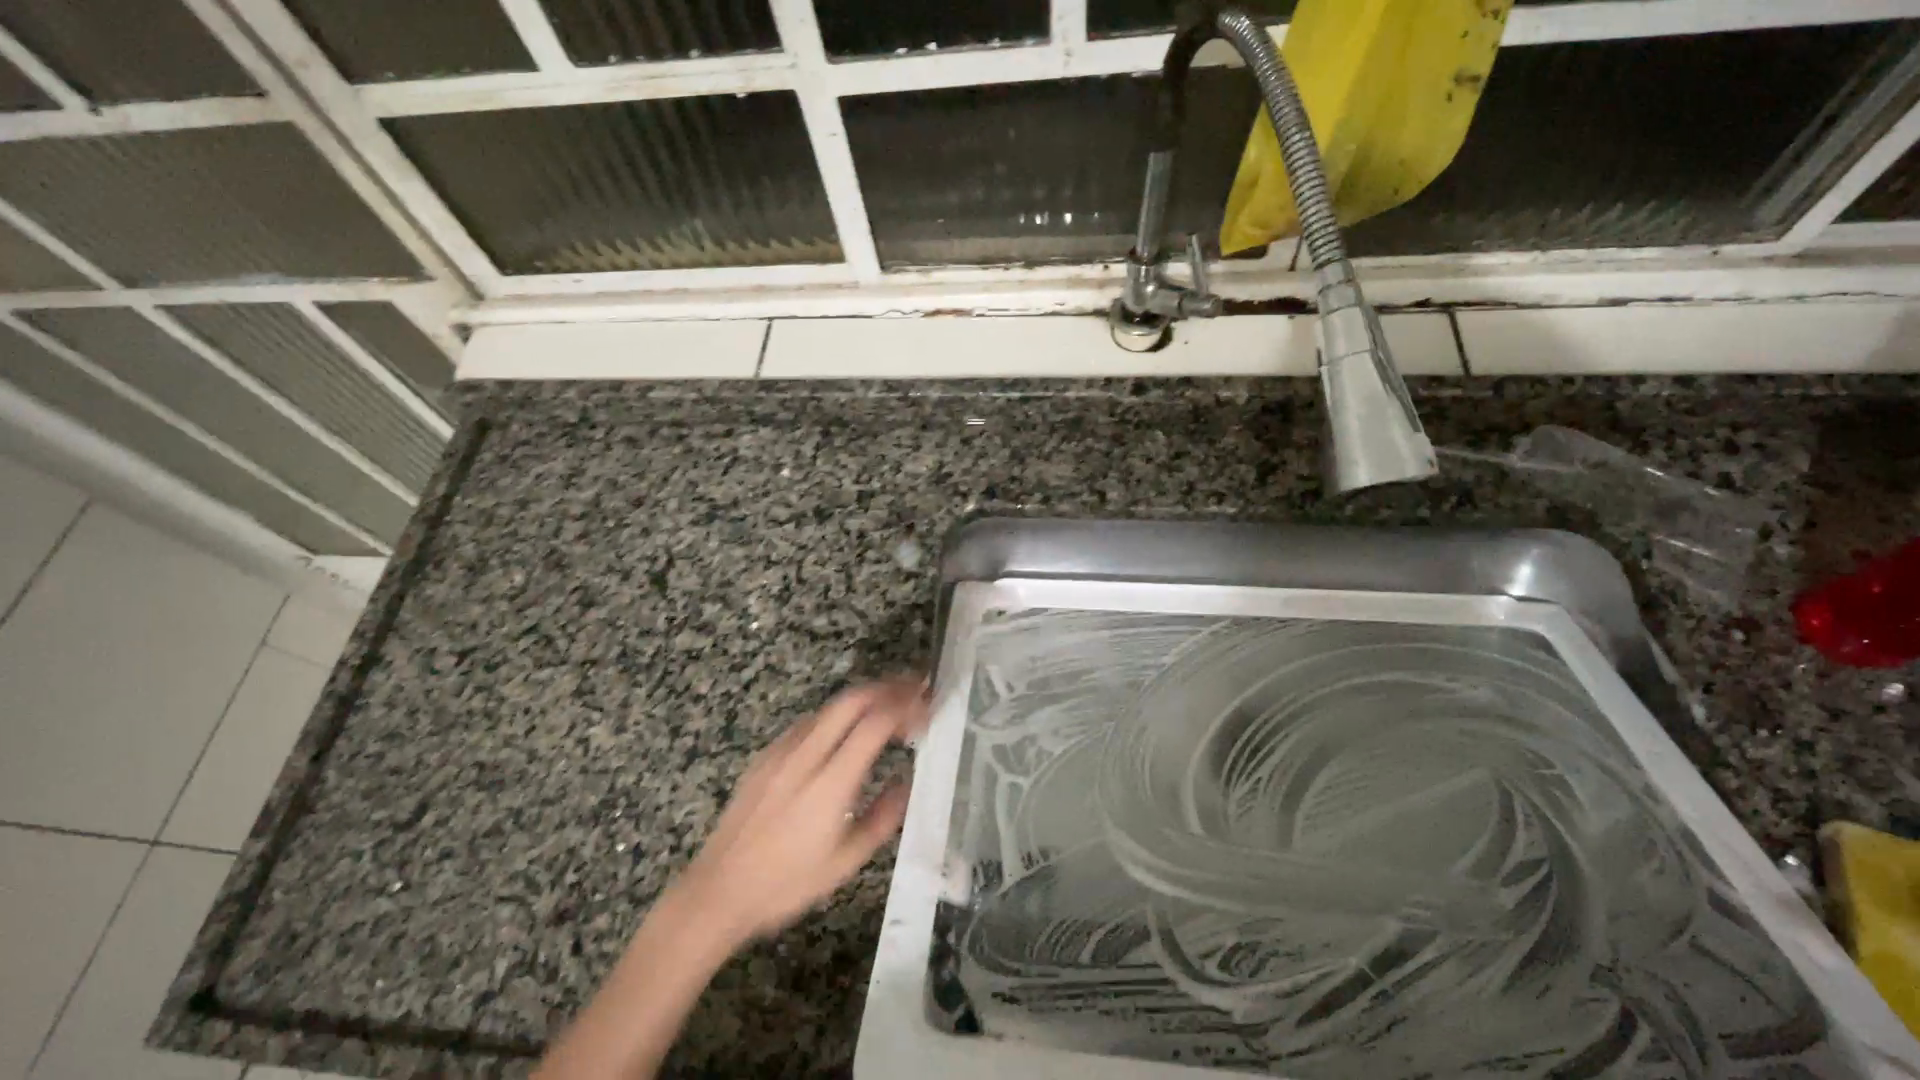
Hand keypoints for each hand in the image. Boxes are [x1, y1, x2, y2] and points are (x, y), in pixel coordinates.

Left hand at [672, 677, 927, 947]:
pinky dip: (836, 716)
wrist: (719, 890)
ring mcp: (780, 753)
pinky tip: (846, 731)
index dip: (906, 707)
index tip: (928, 707)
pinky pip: (807, 723)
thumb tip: (907, 782)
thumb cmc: (787, 885)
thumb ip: (884, 818)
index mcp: (830, 783)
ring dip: (862, 700)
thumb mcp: (846, 862)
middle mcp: (804, 756)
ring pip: (828, 708)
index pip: (875, 724)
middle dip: (887, 689)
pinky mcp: (764, 757)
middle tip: (915, 691)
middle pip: (850, 701)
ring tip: (888, 707)